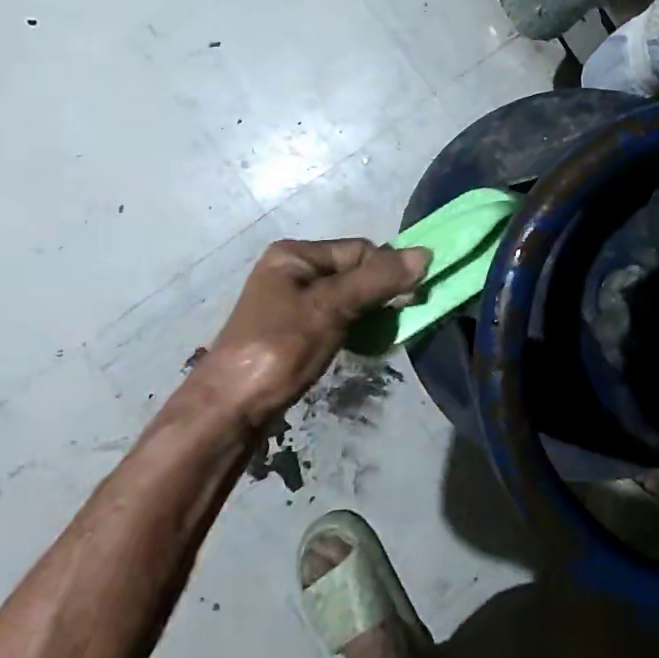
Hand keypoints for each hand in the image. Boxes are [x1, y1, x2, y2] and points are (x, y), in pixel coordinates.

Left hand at [191, 238, 429, 425]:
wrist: (232, 407)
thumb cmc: (280, 347)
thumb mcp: (332, 307)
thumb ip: (378, 280)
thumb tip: (426, 254)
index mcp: (296, 254)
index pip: (359, 250)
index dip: (388, 270)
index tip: (413, 298)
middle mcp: (293, 271)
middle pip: (355, 273)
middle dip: (381, 295)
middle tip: (403, 320)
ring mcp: (293, 303)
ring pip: (349, 300)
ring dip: (372, 316)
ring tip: (386, 337)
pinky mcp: (296, 332)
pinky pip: (337, 321)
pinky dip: (356, 331)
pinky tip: (367, 347)